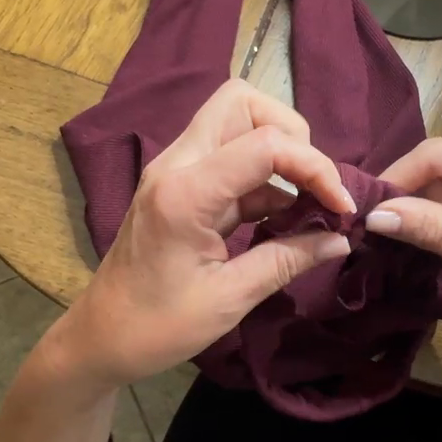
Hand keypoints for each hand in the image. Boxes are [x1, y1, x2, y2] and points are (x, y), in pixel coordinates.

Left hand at [53, 80, 356, 387]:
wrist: (100, 339)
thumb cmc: (158, 327)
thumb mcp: (229, 299)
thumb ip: (287, 260)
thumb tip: (340, 239)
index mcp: (185, 192)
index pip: (265, 143)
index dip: (316, 168)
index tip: (341, 209)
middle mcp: (177, 164)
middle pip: (241, 102)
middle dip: (291, 134)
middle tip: (314, 185)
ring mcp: (174, 171)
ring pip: (234, 121)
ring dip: (278, 151)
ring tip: (308, 202)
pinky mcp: (179, 186)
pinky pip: (229, 157)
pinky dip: (264, 176)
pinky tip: (286, 216)